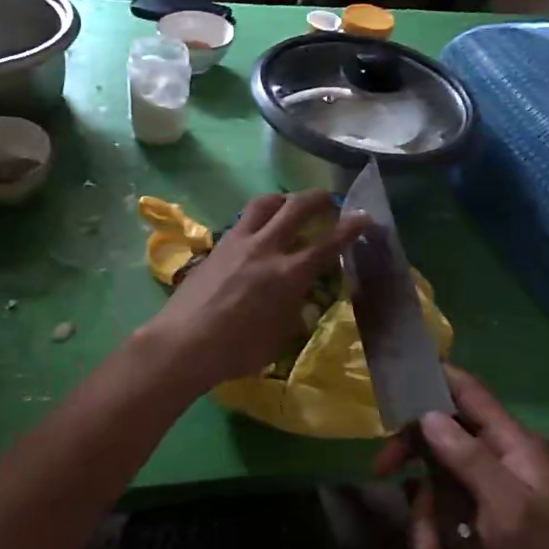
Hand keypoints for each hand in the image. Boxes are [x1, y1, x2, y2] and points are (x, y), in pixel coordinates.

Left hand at [134, 192, 361, 393]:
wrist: (184, 342)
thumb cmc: (237, 350)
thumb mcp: (279, 334)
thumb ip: (294, 306)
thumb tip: (299, 292)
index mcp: (288, 274)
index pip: (327, 244)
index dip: (350, 228)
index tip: (364, 217)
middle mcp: (265, 248)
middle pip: (296, 207)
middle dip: (317, 198)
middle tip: (327, 199)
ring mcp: (236, 242)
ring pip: (263, 203)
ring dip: (283, 198)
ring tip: (289, 204)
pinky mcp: (216, 246)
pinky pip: (242, 220)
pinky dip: (257, 218)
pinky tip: (258, 230)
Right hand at [375, 367, 548, 548]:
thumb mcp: (506, 507)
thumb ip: (467, 457)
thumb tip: (427, 413)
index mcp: (513, 442)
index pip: (468, 391)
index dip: (433, 378)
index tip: (393, 377)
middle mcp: (501, 456)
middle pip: (443, 433)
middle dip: (412, 453)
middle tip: (382, 468)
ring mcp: (493, 486)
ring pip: (440, 477)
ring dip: (425, 512)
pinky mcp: (486, 515)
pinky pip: (448, 507)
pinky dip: (435, 530)